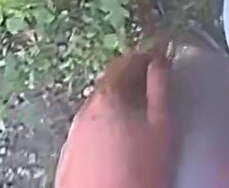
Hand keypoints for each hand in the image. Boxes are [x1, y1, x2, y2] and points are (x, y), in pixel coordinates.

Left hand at [56, 45, 173, 187]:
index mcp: (108, 95)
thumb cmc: (139, 172)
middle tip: (151, 87)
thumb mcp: (161, 128)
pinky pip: (88, 131)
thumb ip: (160, 88)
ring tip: (135, 118)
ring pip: (98, 107)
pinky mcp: (67, 159)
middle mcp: (85, 108)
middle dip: (131, 80)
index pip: (127, 61)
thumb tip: (160, 60)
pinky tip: (115, 144)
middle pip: (110, 83)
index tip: (161, 59)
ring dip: (116, 105)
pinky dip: (103, 128)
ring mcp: (73, 134)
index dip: (146, 57)